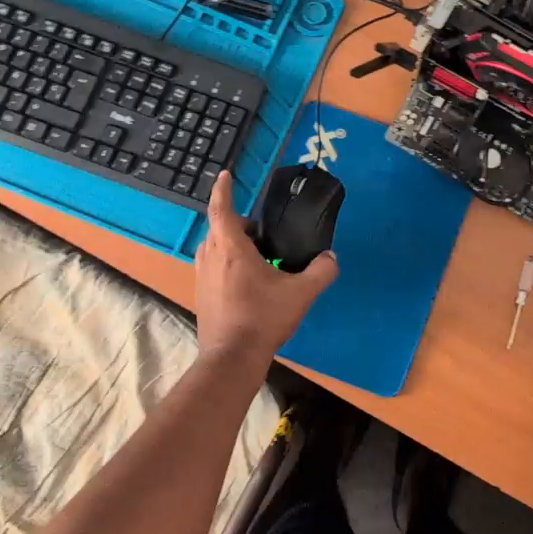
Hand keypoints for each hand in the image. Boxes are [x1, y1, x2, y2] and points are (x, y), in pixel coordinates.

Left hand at [195, 171, 337, 365]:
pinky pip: (212, 267)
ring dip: (231, 244)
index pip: (222, 209)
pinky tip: (249, 282)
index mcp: (231, 248)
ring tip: (258, 256)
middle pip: (219, 228)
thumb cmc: (263, 318)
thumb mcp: (301, 293)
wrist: (231, 359)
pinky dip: (227, 263)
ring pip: (214, 248)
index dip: (223, 190)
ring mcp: (202, 277)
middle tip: (263, 233)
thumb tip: (330, 258)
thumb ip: (321, 271)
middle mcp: (211, 257)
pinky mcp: (202, 295)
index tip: (226, 175)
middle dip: (239, 224)